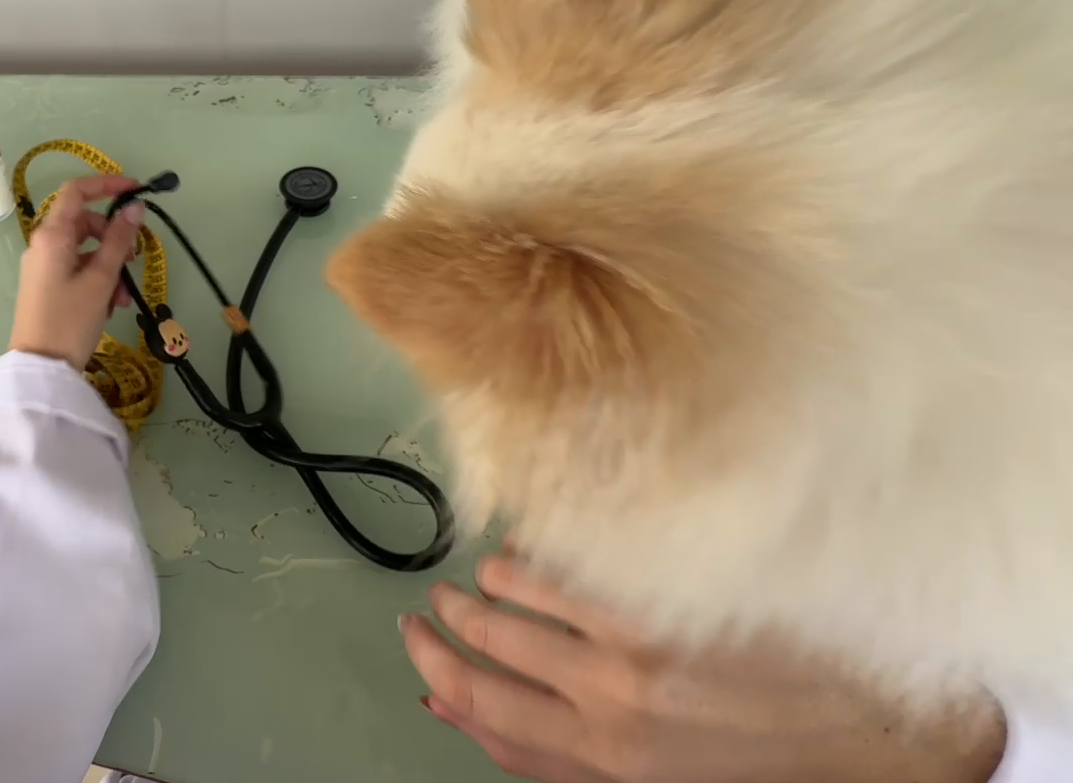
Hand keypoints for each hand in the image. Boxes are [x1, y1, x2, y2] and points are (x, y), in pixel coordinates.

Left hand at [9, 174, 144, 370]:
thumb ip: (119, 240)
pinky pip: (76, 269)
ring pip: (84, 250)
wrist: (40, 368)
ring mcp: (42, 266)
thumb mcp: (101, 279)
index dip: (107, 184)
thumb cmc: (71, 320)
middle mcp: (43, 244)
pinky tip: (110, 306)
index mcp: (52, 235)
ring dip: (109, 266)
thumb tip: (134, 207)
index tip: (136, 190)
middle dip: (114, 238)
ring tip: (123, 298)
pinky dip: (96, 280)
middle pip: (84, 223)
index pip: (77, 191)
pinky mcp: (45, 285)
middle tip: (134, 260)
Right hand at [401, 552, 1006, 782]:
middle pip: (480, 636)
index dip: (429, 664)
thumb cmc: (755, 762)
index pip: (476, 703)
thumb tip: (442, 710)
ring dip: (492, 577)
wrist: (893, 732)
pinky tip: (553, 553)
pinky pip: (561, 548)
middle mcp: (614, 698)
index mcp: (609, 759)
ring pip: (508, 581)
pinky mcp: (664, 583)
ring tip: (504, 577)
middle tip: (445, 599)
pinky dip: (539, 546)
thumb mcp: (639, 780)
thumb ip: (538, 754)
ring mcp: (639, 634)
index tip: (412, 633)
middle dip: (447, 612)